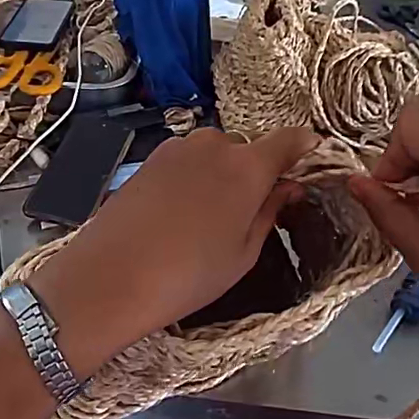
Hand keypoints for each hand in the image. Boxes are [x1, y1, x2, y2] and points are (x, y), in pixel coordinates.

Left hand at [27, 127, 318, 374]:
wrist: (110, 278)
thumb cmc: (189, 275)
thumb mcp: (243, 253)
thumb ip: (270, 211)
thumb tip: (289, 187)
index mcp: (248, 166)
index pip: (290, 140)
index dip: (304, 148)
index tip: (307, 163)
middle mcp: (214, 145)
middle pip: (247, 149)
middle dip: (253, 173)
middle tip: (246, 212)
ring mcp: (177, 148)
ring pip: (214, 155)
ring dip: (220, 175)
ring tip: (205, 220)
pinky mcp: (148, 158)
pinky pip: (186, 162)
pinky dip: (192, 179)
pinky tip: (177, 215)